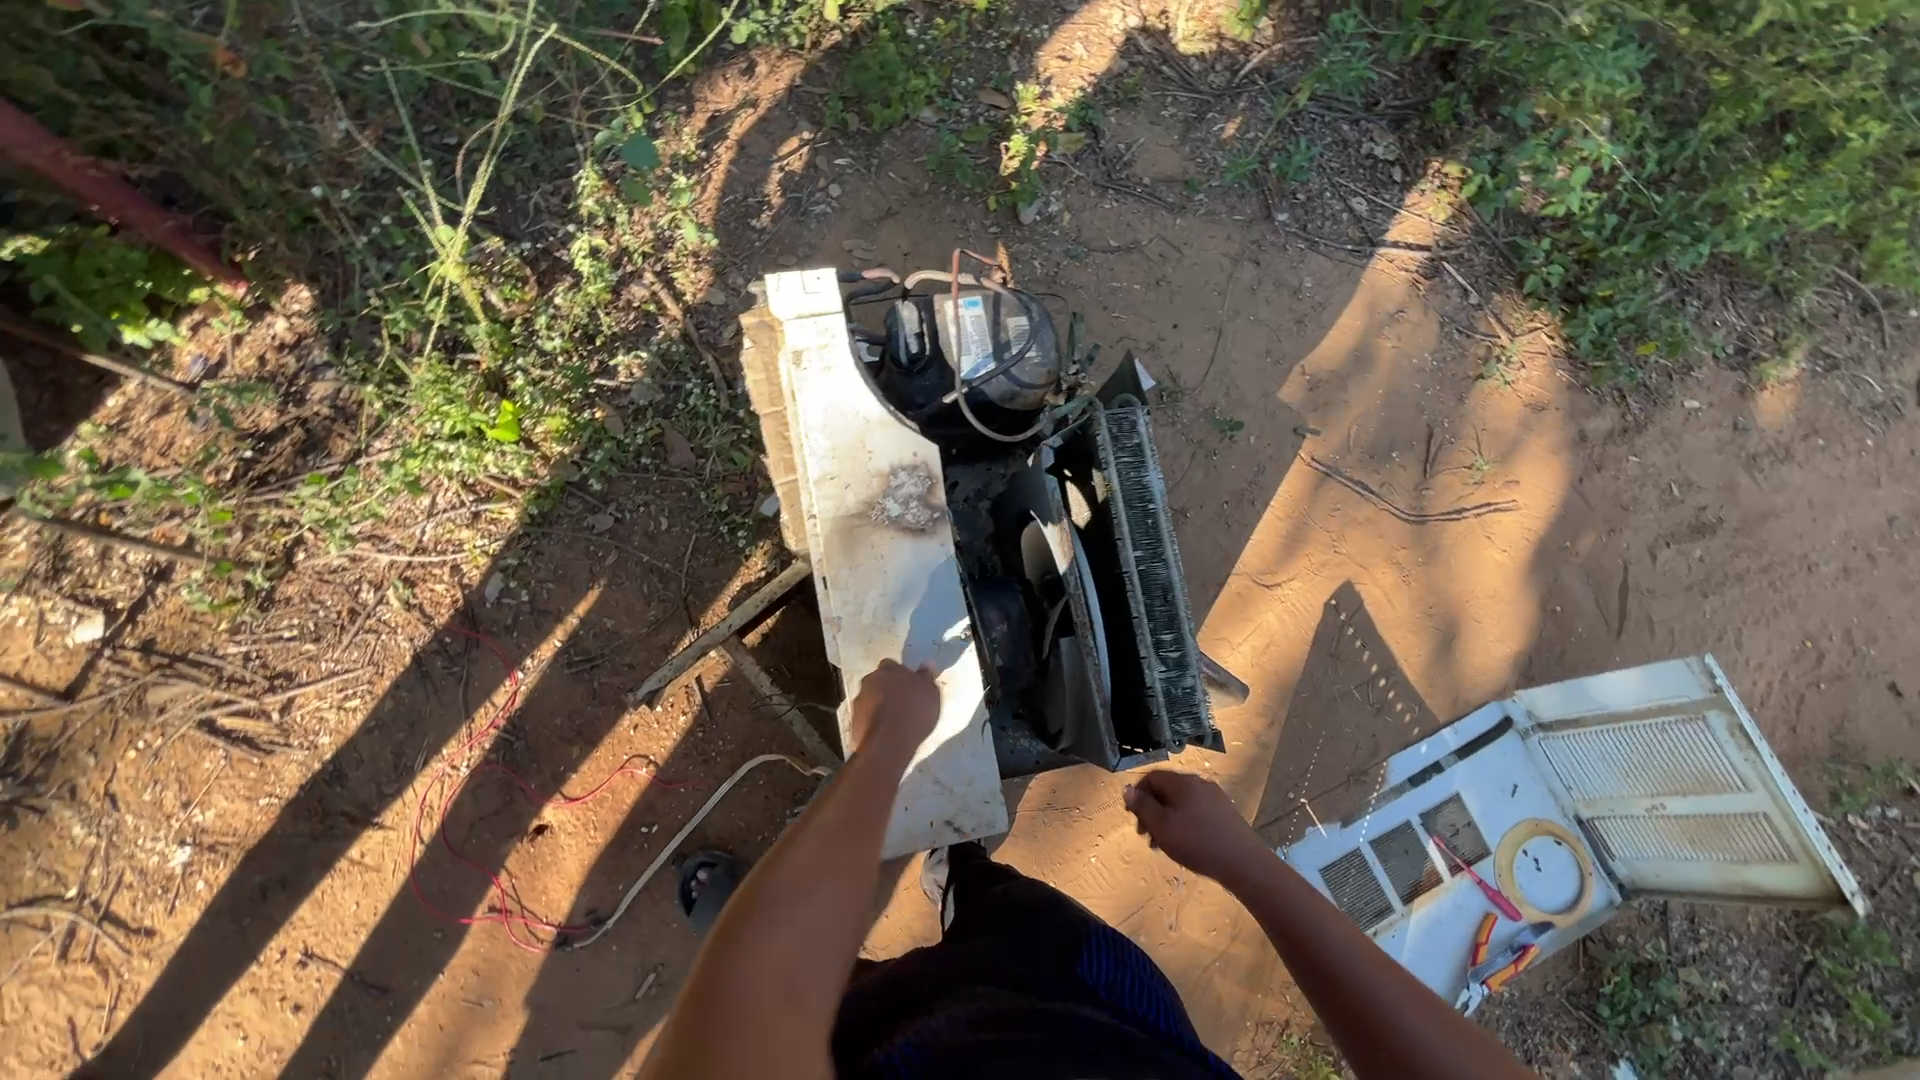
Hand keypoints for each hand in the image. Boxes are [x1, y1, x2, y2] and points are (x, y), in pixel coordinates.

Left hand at [848, 659, 939, 759]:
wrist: (889, 742)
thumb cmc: (914, 711)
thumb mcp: (930, 692)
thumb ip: (926, 676)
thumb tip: (928, 663)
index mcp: (888, 669)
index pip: (891, 665)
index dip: (899, 674)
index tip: (908, 685)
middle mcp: (869, 680)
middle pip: (877, 680)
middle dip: (885, 688)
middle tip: (900, 701)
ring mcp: (858, 701)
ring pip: (869, 698)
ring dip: (877, 704)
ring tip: (892, 718)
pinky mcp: (853, 720)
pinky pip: (864, 716)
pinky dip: (872, 720)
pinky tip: (883, 730)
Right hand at [1123, 770, 1268, 883]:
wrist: (1244, 863)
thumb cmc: (1197, 842)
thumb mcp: (1162, 826)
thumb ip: (1142, 807)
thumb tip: (1127, 790)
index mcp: (1182, 782)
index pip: (1152, 777)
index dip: (1138, 794)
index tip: (1132, 817)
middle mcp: (1199, 784)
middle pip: (1167, 790)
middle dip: (1152, 810)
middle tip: (1145, 834)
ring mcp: (1215, 797)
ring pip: (1181, 802)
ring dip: (1167, 819)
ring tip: (1162, 844)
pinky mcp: (1225, 813)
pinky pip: (1196, 811)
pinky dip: (1184, 822)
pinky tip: (1184, 843)